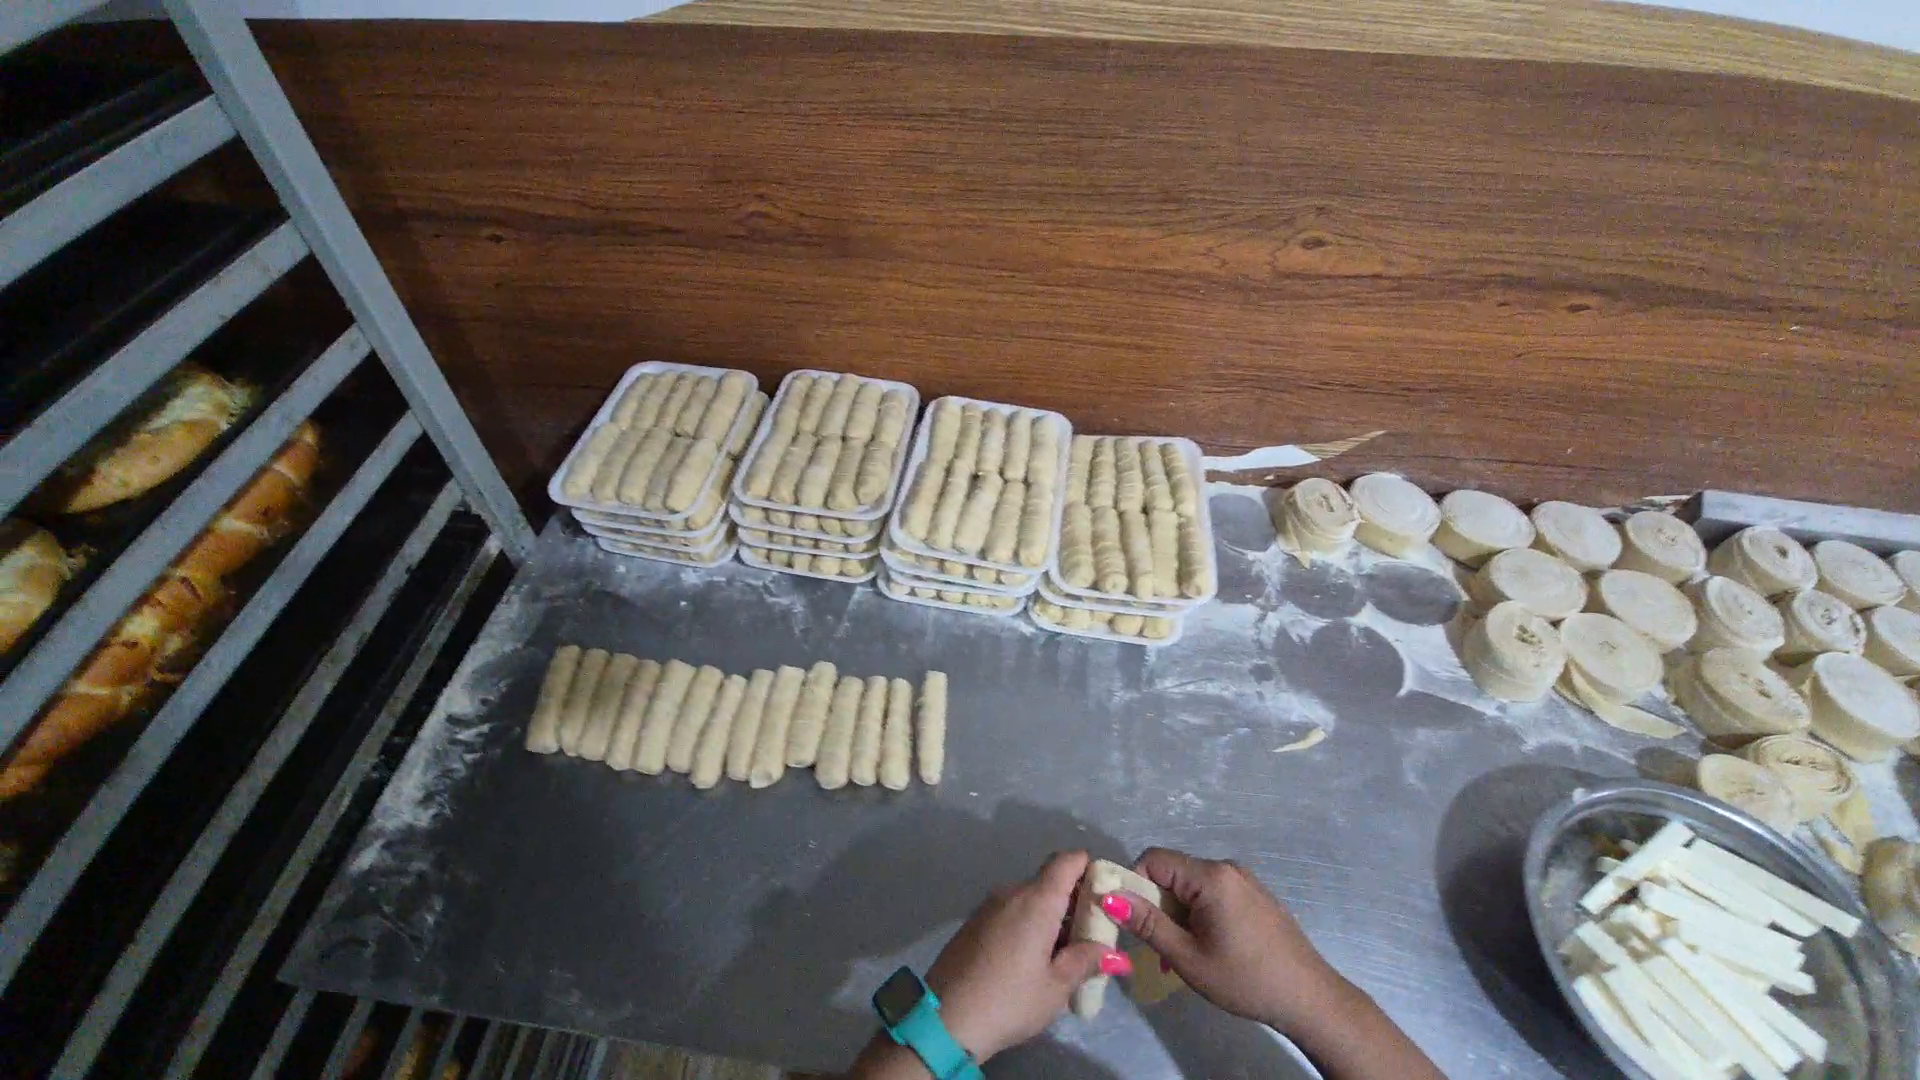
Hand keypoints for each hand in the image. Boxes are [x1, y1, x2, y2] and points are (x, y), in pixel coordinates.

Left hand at [925, 850, 1130, 1061]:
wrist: (946, 1018)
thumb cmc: (1010, 999)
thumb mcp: (1056, 986)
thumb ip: (1086, 961)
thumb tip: (1113, 953)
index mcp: (1037, 900)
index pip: (1066, 861)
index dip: (1088, 867)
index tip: (1103, 891)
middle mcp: (1012, 892)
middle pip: (1049, 881)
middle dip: (1072, 902)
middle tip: (1089, 936)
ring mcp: (989, 906)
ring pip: (1028, 898)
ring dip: (1048, 916)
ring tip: (1062, 954)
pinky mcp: (974, 922)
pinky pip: (1010, 911)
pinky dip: (1026, 924)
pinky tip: (1029, 959)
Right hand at [1099, 847, 1346, 1032]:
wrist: (1311, 1000)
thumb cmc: (1246, 979)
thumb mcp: (1188, 957)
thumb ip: (1147, 923)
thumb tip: (1108, 896)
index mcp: (1210, 876)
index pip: (1154, 859)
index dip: (1135, 883)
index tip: (1132, 919)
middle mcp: (1226, 868)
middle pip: (1173, 872)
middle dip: (1157, 905)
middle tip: (1158, 947)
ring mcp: (1244, 880)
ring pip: (1191, 886)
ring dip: (1177, 913)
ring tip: (1182, 955)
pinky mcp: (1254, 895)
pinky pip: (1212, 893)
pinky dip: (1198, 914)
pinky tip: (1208, 948)